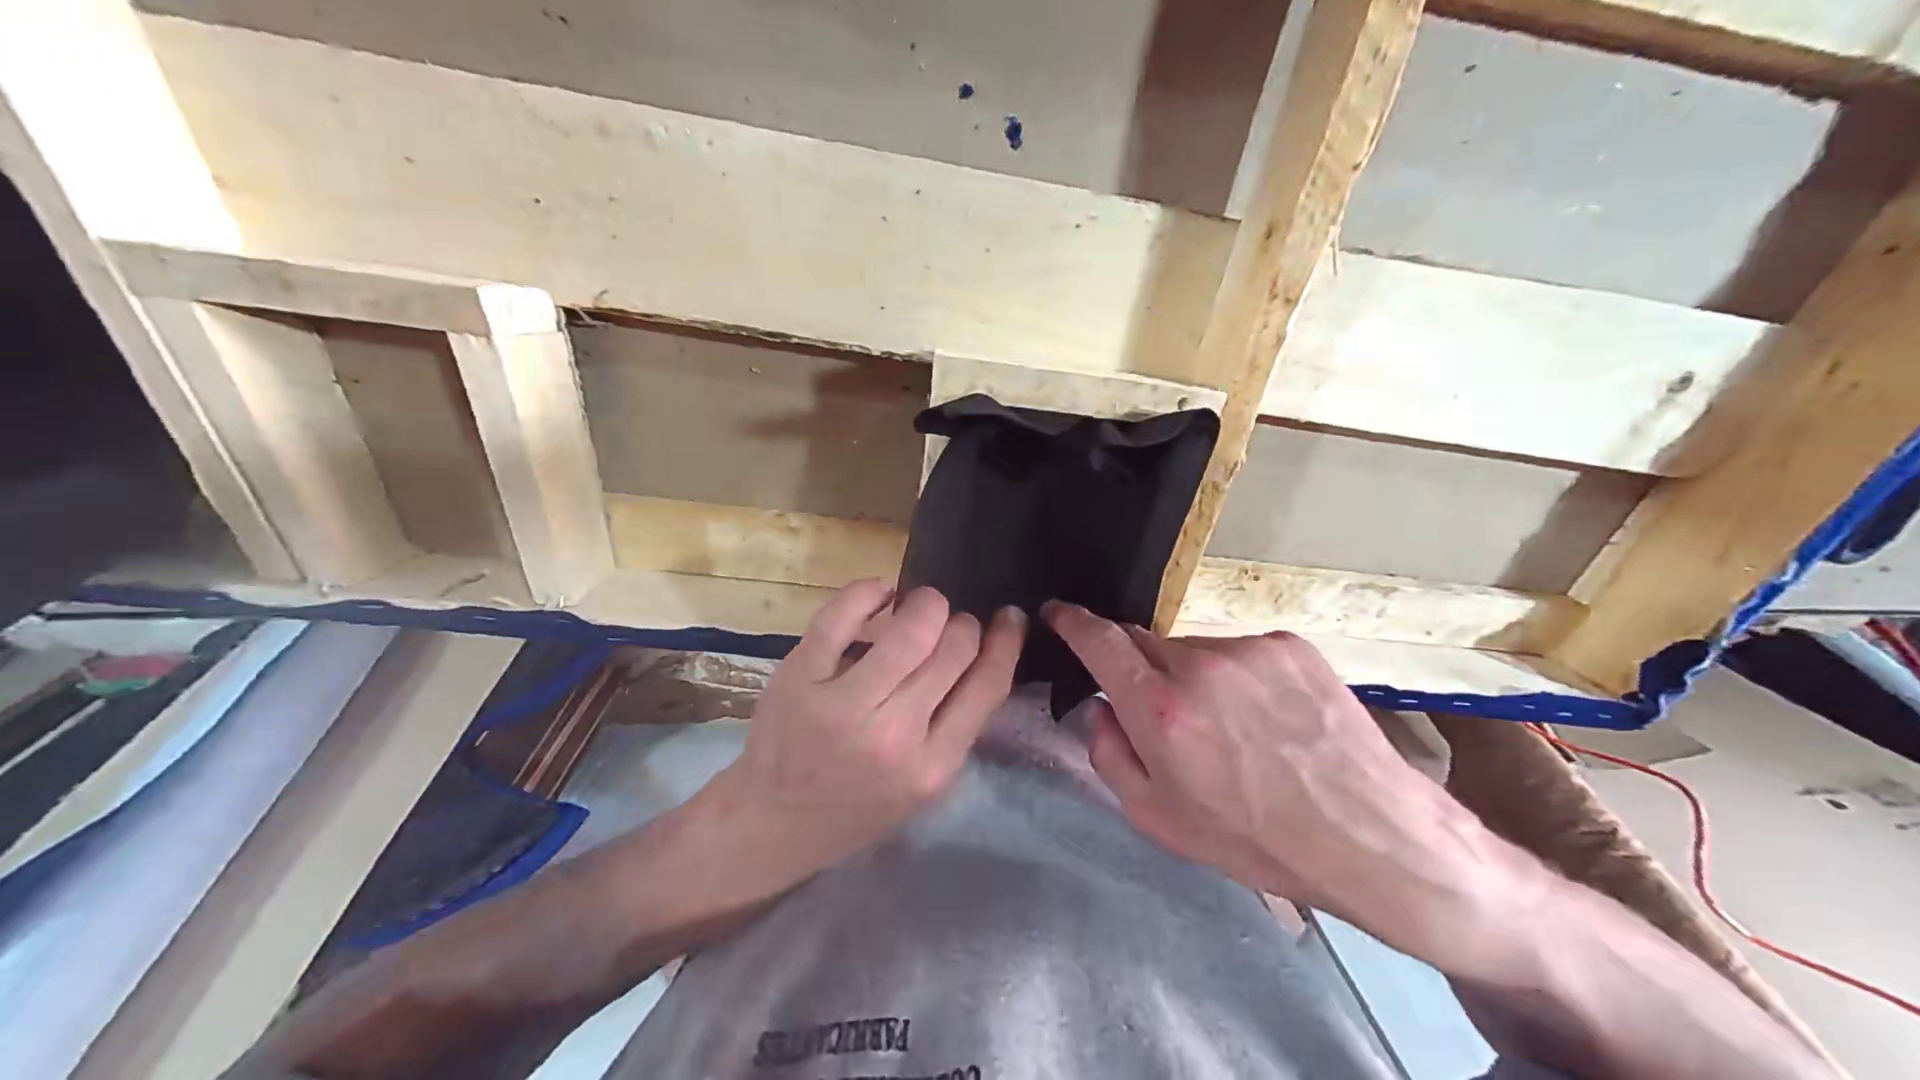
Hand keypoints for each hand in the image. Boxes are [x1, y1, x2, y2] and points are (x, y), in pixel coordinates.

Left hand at [709, 580, 1025, 880]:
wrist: (774, 823)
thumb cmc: (856, 806)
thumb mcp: (922, 783)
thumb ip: (955, 725)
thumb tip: (984, 650)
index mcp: (932, 765)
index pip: (987, 685)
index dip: (1005, 641)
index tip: (1009, 617)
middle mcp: (893, 735)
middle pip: (953, 648)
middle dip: (962, 623)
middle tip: (951, 622)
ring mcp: (843, 704)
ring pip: (909, 628)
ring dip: (926, 604)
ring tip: (920, 606)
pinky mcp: (800, 677)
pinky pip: (843, 614)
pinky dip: (869, 592)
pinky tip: (880, 594)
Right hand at [1045, 602, 1503, 956]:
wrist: (1371, 838)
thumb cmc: (1255, 840)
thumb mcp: (1158, 818)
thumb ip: (1109, 753)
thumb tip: (1101, 706)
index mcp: (1162, 710)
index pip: (1101, 641)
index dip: (1072, 621)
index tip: (1057, 611)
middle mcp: (1202, 666)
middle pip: (1145, 643)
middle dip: (1140, 669)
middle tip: (1166, 714)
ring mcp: (1250, 650)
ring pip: (1194, 649)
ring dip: (1194, 677)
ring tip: (1232, 727)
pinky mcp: (1290, 645)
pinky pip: (1239, 651)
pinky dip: (1237, 676)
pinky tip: (1268, 717)